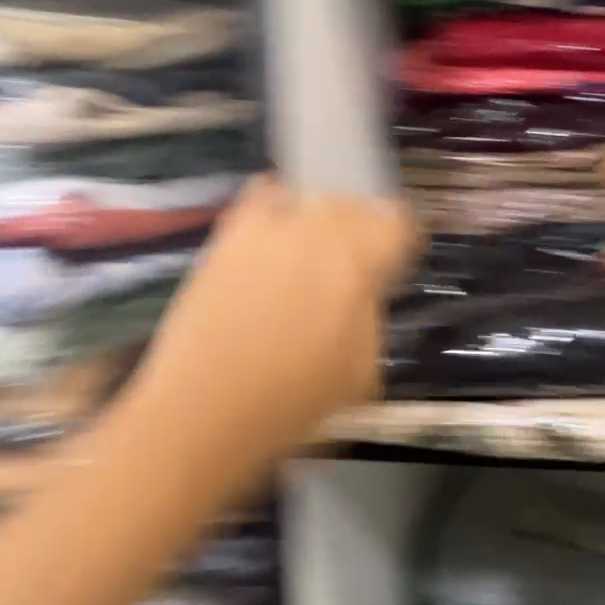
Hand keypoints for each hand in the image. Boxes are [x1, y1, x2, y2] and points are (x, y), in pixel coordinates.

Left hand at [131, 177, 417, 424]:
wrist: (204, 409)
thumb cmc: (291, 402)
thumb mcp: (361, 371)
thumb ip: (371, 313)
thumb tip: (365, 289)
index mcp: (359, 263)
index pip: (399, 223)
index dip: (401, 243)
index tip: (393, 264)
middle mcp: (317, 231)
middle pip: (354, 205)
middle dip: (362, 229)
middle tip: (354, 266)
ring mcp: (269, 227)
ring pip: (312, 198)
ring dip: (321, 220)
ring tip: (312, 255)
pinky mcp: (229, 233)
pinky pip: (263, 196)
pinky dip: (277, 207)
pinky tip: (275, 237)